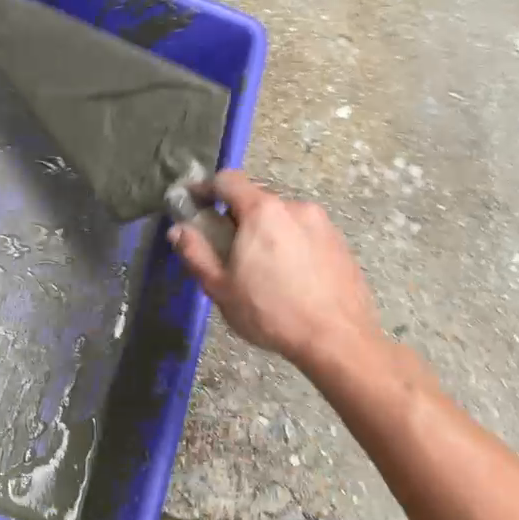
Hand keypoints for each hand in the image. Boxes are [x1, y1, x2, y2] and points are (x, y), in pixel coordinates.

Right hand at [168, 170, 381, 370]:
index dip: (205, 188)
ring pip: (281, 218)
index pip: (228, 180)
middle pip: (256, 200)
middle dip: (235, 218)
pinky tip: (287, 277)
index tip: (192, 203)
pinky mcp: (340, 242)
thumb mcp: (220, 287)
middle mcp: (295, 207)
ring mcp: (322, 223)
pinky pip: (303, 233)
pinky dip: (288, 244)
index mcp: (262, 212)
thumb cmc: (270, 312)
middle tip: (224, 249)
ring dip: (263, 232)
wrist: (338, 339)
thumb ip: (195, 252)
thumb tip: (178, 230)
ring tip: (259, 269)